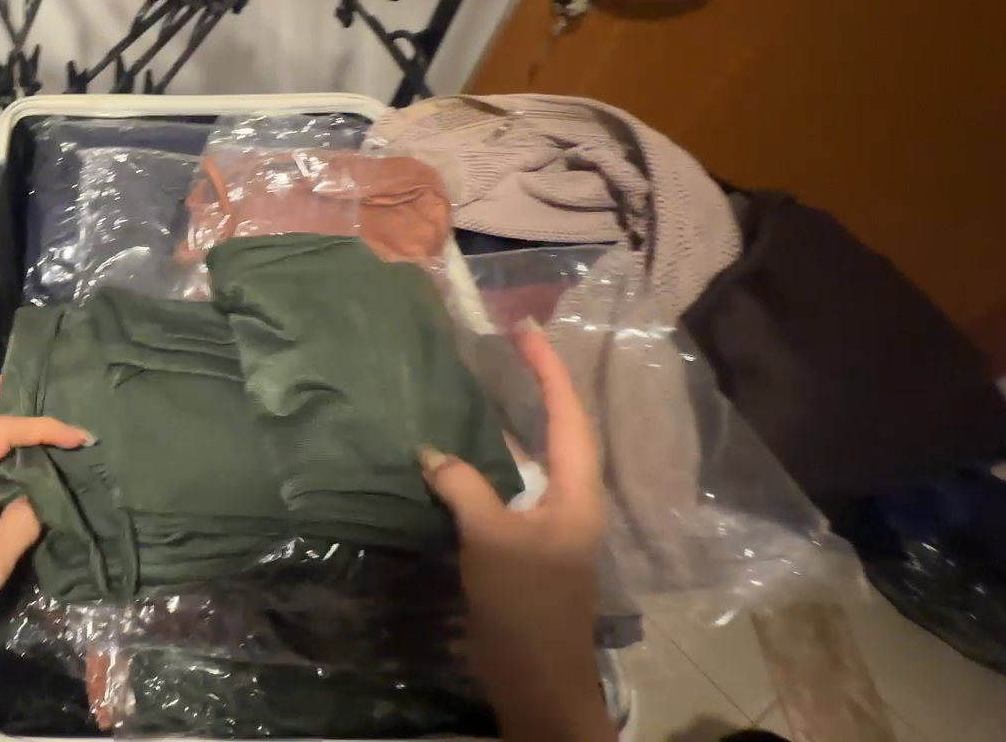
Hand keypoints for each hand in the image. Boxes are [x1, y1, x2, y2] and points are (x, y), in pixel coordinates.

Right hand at [420, 323, 615, 741]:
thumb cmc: (525, 603)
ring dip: (506, 420)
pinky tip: (453, 448)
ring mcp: (544, 520)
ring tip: (477, 383)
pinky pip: (501, 481)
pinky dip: (481, 456)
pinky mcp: (519, 538)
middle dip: (534, 386)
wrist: (534, 675)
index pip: (567, 418)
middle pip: (554, 430)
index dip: (549, 372)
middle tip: (504, 347)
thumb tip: (429, 450)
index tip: (525, 330)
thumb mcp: (492, 538)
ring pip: (526, 455)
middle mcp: (566, 499)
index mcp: (575, 494)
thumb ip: (462, 485)